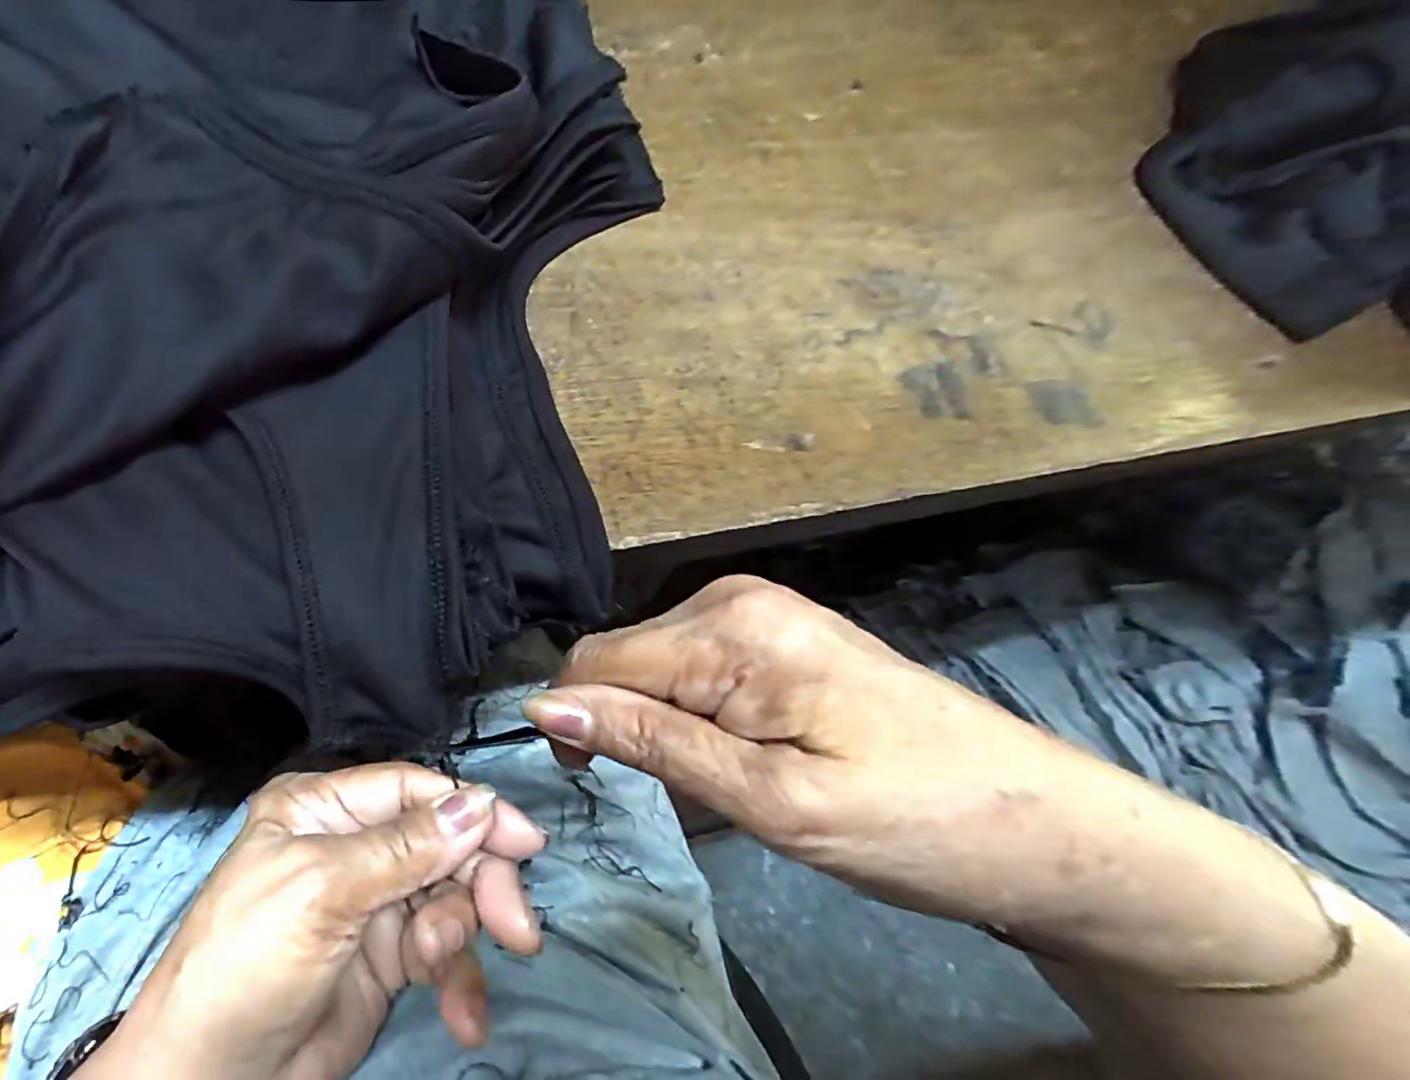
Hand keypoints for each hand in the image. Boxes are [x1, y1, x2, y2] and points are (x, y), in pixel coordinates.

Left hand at [79, 763, 544, 1079]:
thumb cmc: (250, 960)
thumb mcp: (323, 890)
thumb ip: (406, 848)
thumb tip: (480, 801)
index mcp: (324, 808)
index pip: (412, 790)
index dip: (469, 809)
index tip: (524, 841)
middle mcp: (352, 844)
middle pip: (440, 843)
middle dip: (479, 883)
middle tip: (517, 930)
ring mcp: (371, 901)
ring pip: (448, 897)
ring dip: (462, 937)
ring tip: (447, 976)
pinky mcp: (386, 957)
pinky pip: (441, 951)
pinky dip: (458, 980)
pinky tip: (463, 1016)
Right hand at [523, 576, 1338, 985]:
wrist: (1051, 828)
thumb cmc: (915, 824)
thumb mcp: (770, 800)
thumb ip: (652, 742)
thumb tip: (546, 707)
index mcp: (729, 628)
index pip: (596, 661)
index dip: (575, 721)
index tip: (593, 783)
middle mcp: (732, 598)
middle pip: (621, 658)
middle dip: (623, 724)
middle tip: (682, 796)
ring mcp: (757, 609)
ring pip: (651, 663)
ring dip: (657, 723)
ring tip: (718, 781)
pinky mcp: (775, 630)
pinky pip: (690, 664)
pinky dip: (688, 712)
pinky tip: (735, 751)